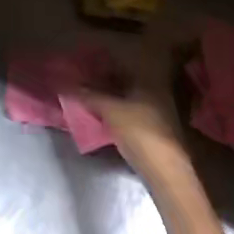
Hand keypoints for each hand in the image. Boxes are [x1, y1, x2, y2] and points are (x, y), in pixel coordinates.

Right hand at [80, 37, 186, 179]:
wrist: (166, 172)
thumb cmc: (140, 132)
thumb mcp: (109, 110)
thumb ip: (88, 94)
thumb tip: (67, 82)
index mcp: (149, 78)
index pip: (121, 61)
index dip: (101, 61)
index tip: (83, 63)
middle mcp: (156, 89)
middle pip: (124, 78)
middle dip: (104, 78)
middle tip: (81, 79)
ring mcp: (158, 108)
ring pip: (128, 94)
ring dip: (109, 94)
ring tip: (87, 95)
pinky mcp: (155, 126)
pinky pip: (130, 108)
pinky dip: (116, 108)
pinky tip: (103, 113)